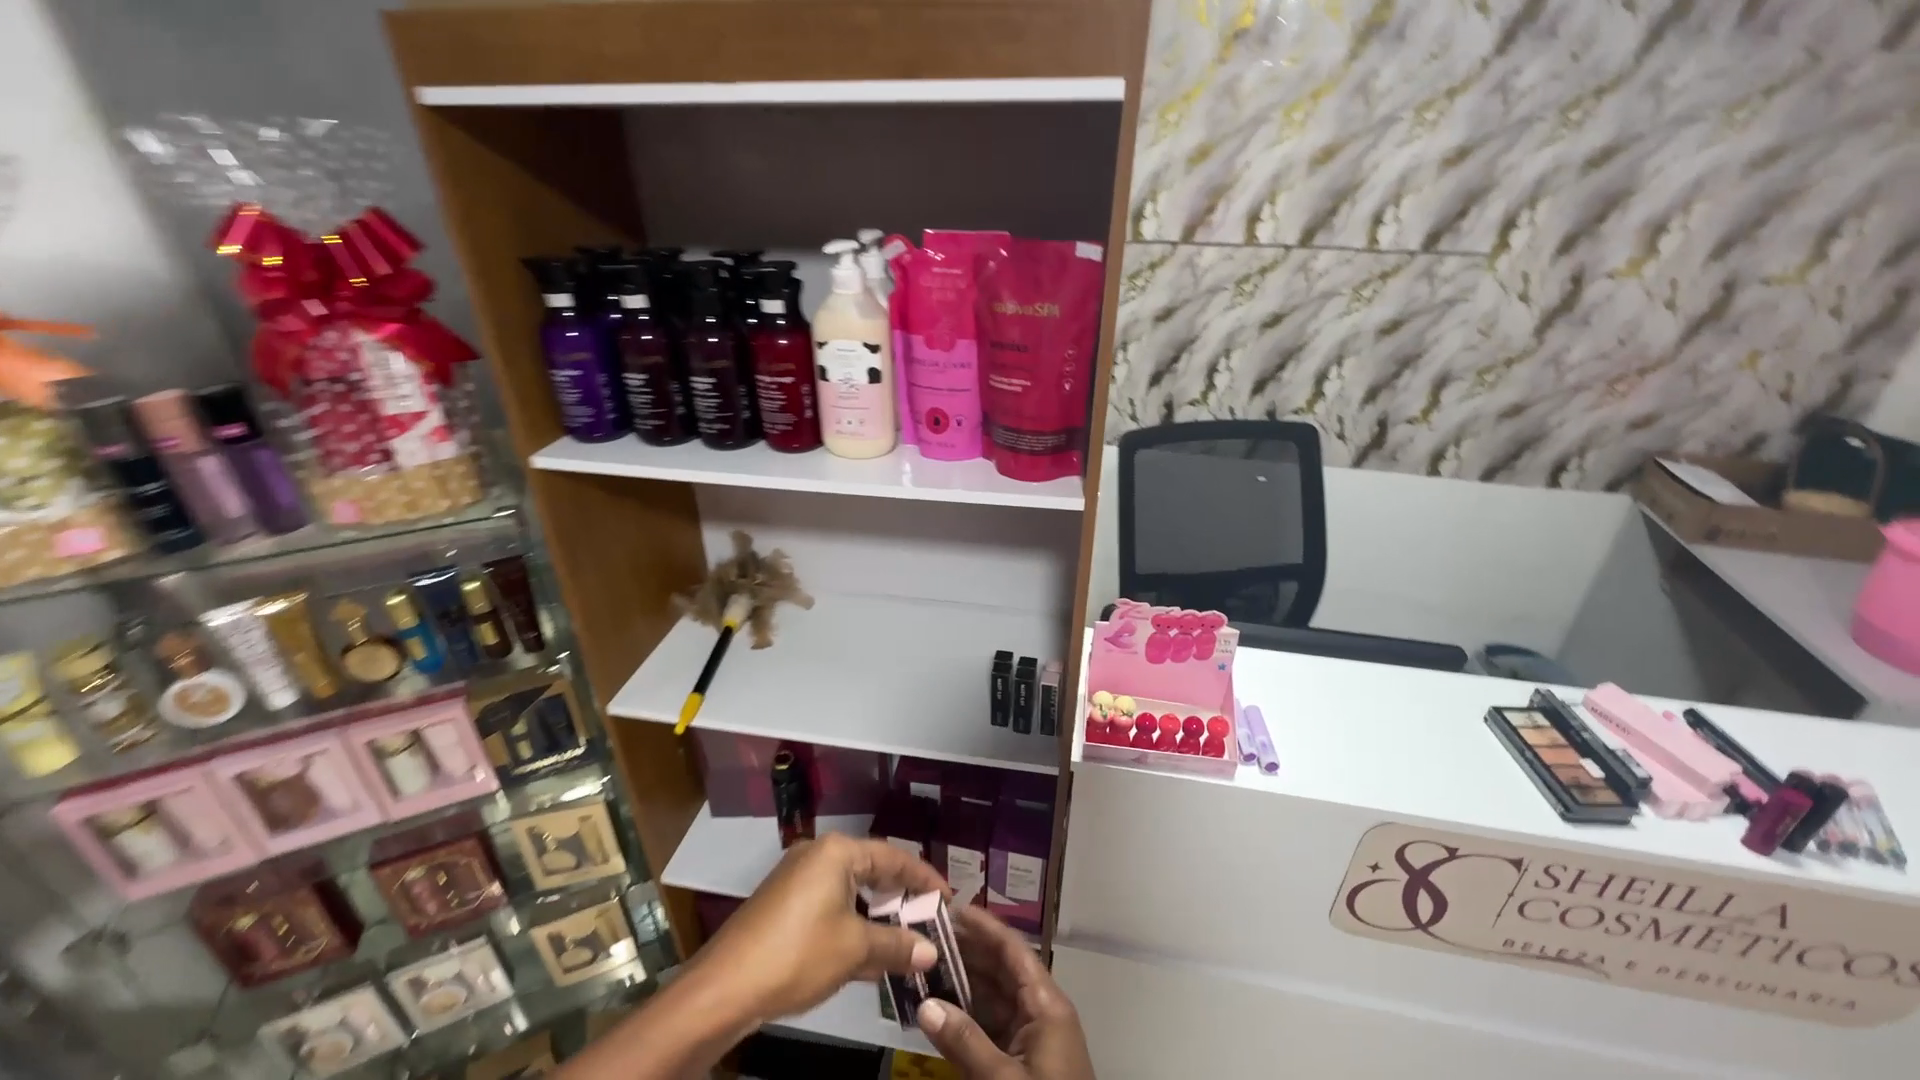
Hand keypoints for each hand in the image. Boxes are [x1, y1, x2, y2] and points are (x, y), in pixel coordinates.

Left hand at [687, 833, 949, 1024]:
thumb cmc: (798, 954)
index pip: (894, 857)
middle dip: (901, 900)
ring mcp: (797, 881)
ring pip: (851, 893)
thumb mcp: (855, 949)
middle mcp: (817, 857)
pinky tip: (871, 958)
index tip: (950, 900)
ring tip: (907, 943)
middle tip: (931, 922)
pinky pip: (831, 908)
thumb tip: (931, 952)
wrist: (725, 988)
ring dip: (878, 919)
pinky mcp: (784, 906)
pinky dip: (854, 926)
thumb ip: (897, 946)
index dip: (925, 879)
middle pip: (872, 871)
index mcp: (837, 853)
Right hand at [915, 908, 1093, 1079]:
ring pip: (991, 997)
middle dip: (964, 952)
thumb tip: (924, 1005)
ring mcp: (1030, 1038)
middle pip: (1000, 970)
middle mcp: (1039, 1012)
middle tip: (924, 935)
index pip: (1013, 951)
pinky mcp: (1020, 1062)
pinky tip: (934, 1010)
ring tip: (922, 966)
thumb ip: (964, 1041)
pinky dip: (963, 1016)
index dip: (984, 927)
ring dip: (959, 983)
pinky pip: (989, 1026)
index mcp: (1046, 1005)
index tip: (951, 907)